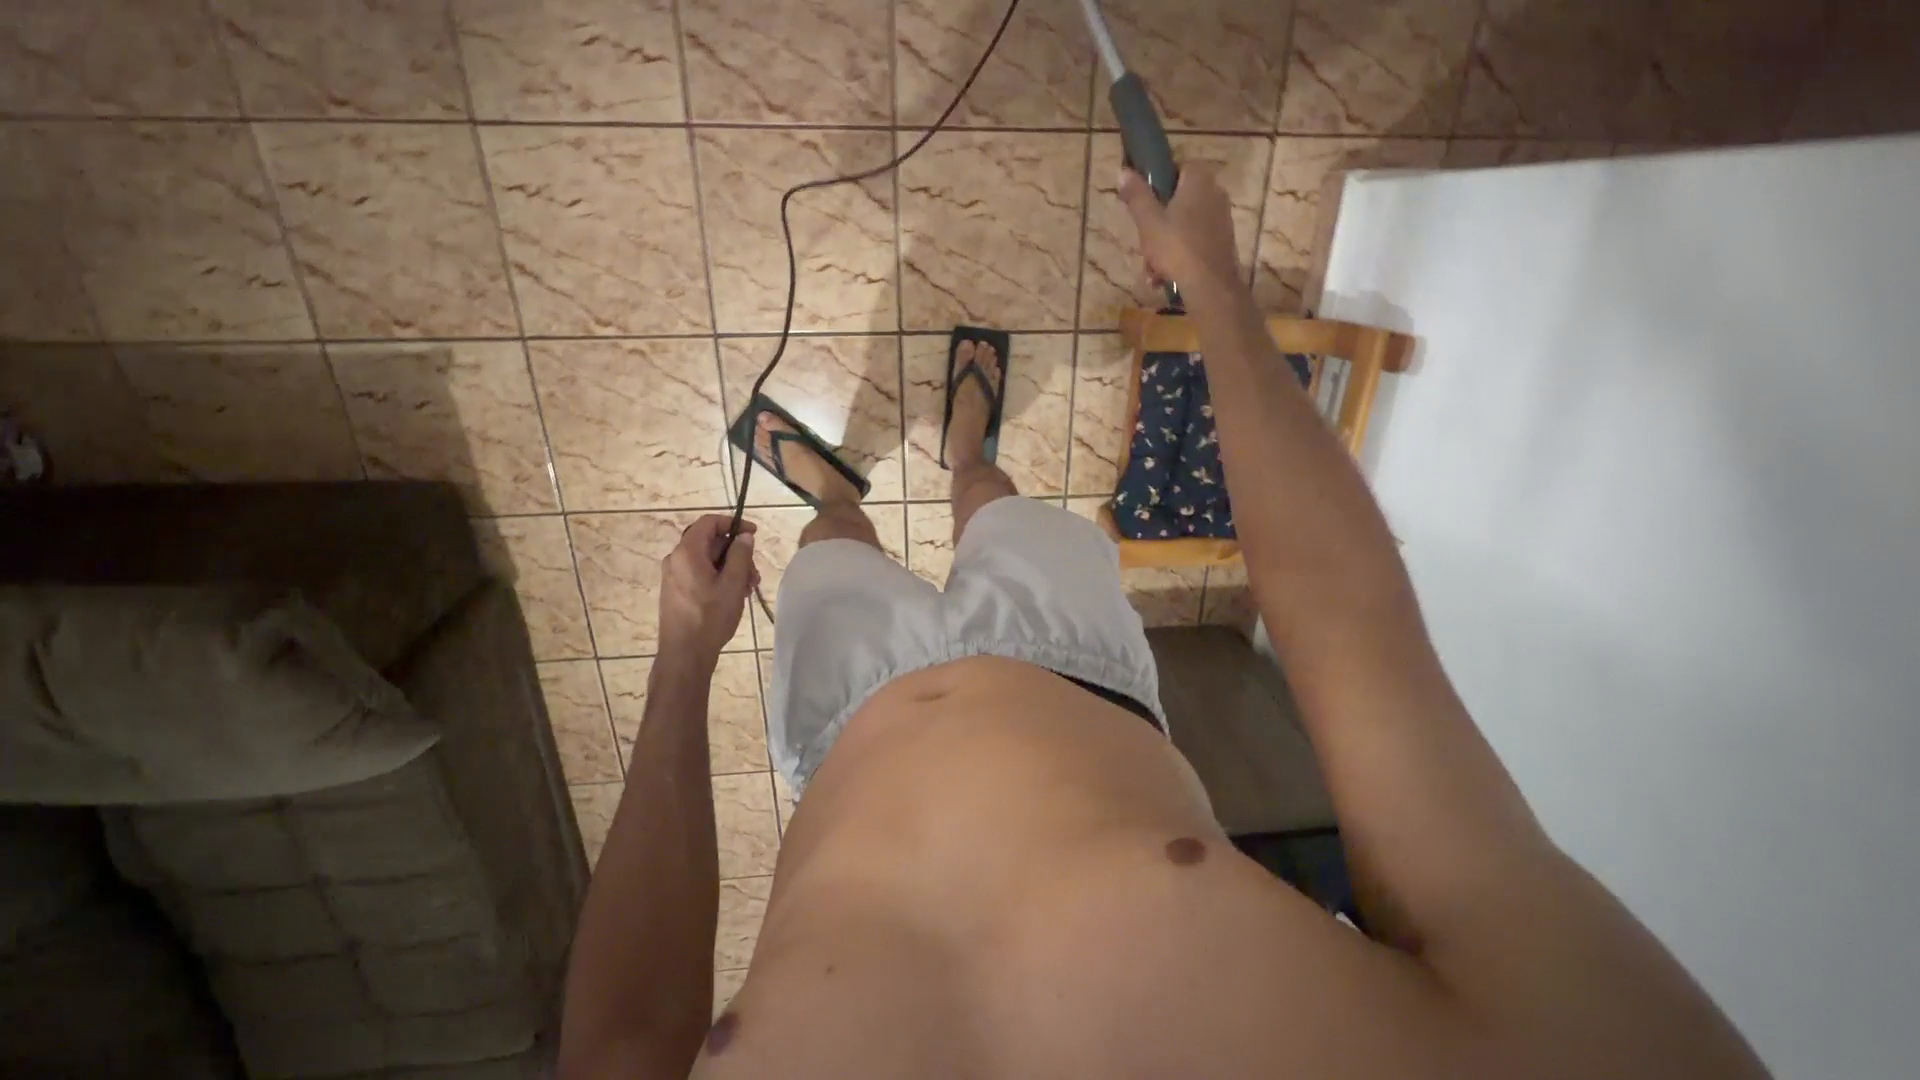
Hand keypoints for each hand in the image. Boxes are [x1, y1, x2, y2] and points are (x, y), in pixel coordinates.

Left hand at [658, 515, 757, 661]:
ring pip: (706, 560)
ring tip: (747, 589)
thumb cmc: (710, 617)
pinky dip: (718, 578)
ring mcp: (673, 576)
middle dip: (736, 553)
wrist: (684, 654)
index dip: (733, 523)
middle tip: (754, 574)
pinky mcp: (675, 590)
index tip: (753, 534)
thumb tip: (744, 536)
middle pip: (709, 543)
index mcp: (687, 552)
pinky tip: (732, 596)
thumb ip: (740, 555)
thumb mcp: (732, 584)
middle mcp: (675, 559)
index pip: (708, 522)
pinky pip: (699, 574)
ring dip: (730, 568)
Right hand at [1117, 162, 1244, 299]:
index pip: (1178, 168)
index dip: (1158, 182)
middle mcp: (1215, 193)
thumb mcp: (1148, 222)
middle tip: (1144, 244)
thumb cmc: (1176, 248)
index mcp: (1199, 180)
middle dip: (1157, 224)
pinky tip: (1165, 277)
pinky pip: (1194, 241)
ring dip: (1164, 246)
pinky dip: (1179, 255)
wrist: (1210, 285)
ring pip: (1184, 225)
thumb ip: (1136, 195)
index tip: (1144, 202)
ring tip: (1151, 271)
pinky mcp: (1223, 241)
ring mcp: (1222, 218)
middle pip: (1179, 201)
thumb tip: (1123, 172)